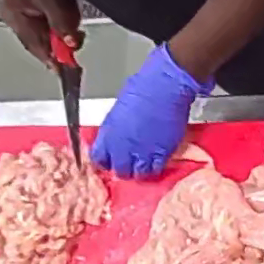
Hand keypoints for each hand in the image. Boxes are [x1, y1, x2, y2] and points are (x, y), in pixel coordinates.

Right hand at [0, 0, 82, 68]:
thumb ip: (61, 24)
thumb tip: (70, 43)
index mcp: (15, 16)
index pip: (38, 49)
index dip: (56, 60)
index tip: (72, 70)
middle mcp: (17, 13)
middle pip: (46, 40)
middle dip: (63, 38)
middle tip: (76, 32)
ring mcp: (24, 4)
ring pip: (51, 27)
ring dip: (64, 22)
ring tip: (68, 6)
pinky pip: (53, 13)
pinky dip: (63, 11)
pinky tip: (66, 0)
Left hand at [94, 45, 210, 178]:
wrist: (165, 89)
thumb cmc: (142, 89)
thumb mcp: (119, 110)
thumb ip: (116, 128)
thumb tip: (119, 136)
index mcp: (109, 134)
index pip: (99, 159)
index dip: (105, 161)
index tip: (110, 160)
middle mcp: (123, 147)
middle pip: (120, 171)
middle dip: (124, 168)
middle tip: (130, 163)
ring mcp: (143, 153)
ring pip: (139, 174)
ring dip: (141, 170)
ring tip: (144, 163)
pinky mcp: (162, 154)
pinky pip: (157, 170)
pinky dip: (156, 168)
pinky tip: (157, 160)